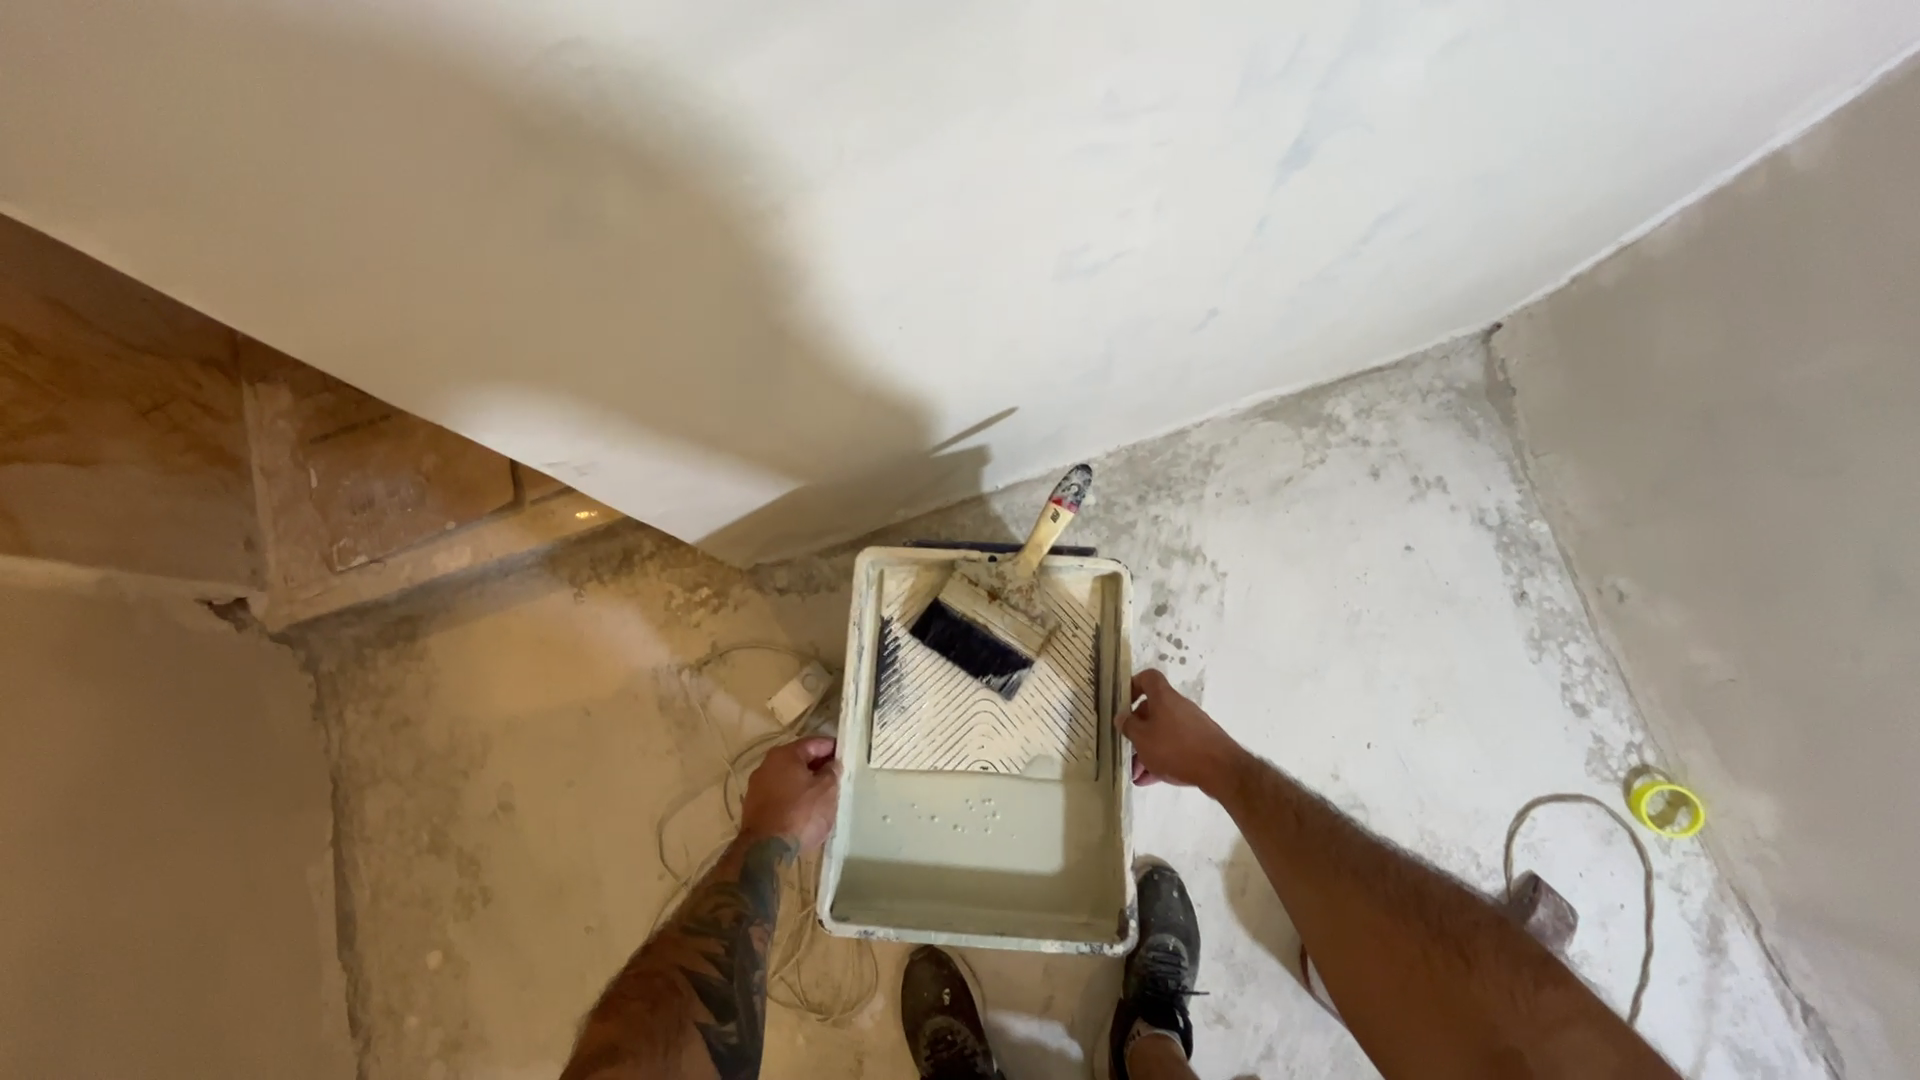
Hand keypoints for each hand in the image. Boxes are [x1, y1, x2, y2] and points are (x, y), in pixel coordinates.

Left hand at [739, 736, 841, 851]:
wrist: (765, 850)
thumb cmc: (800, 813)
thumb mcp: (826, 790)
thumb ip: (832, 772)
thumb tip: (832, 764)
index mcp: (784, 755)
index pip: (814, 743)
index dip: (832, 747)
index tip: (846, 755)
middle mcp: (767, 765)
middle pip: (799, 760)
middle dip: (819, 766)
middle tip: (838, 776)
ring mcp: (757, 787)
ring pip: (789, 778)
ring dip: (806, 783)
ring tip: (824, 795)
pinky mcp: (754, 808)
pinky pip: (780, 795)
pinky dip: (794, 797)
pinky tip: (806, 810)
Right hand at [1114, 669, 1246, 793]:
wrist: (1221, 770)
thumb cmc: (1175, 748)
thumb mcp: (1142, 738)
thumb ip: (1128, 726)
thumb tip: (1122, 716)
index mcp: (1163, 698)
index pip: (1148, 678)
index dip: (1133, 685)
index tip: (1123, 703)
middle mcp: (1179, 706)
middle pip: (1153, 711)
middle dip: (1137, 731)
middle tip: (1128, 749)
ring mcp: (1192, 725)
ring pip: (1162, 733)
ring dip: (1148, 750)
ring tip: (1138, 774)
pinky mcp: (1201, 743)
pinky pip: (1175, 747)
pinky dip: (1163, 759)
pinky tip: (1152, 780)